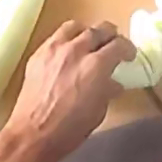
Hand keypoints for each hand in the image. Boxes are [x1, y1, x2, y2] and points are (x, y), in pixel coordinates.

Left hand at [0, 21, 135, 161]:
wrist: (33, 134)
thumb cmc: (69, 129)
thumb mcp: (97, 112)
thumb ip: (107, 91)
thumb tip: (112, 83)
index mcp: (96, 66)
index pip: (119, 45)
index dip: (128, 49)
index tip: (129, 55)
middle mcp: (76, 50)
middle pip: (99, 30)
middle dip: (110, 36)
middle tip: (113, 44)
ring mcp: (54, 50)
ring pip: (75, 27)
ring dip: (86, 32)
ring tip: (89, 41)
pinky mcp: (38, 55)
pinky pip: (56, 37)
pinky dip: (66, 39)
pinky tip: (67, 50)